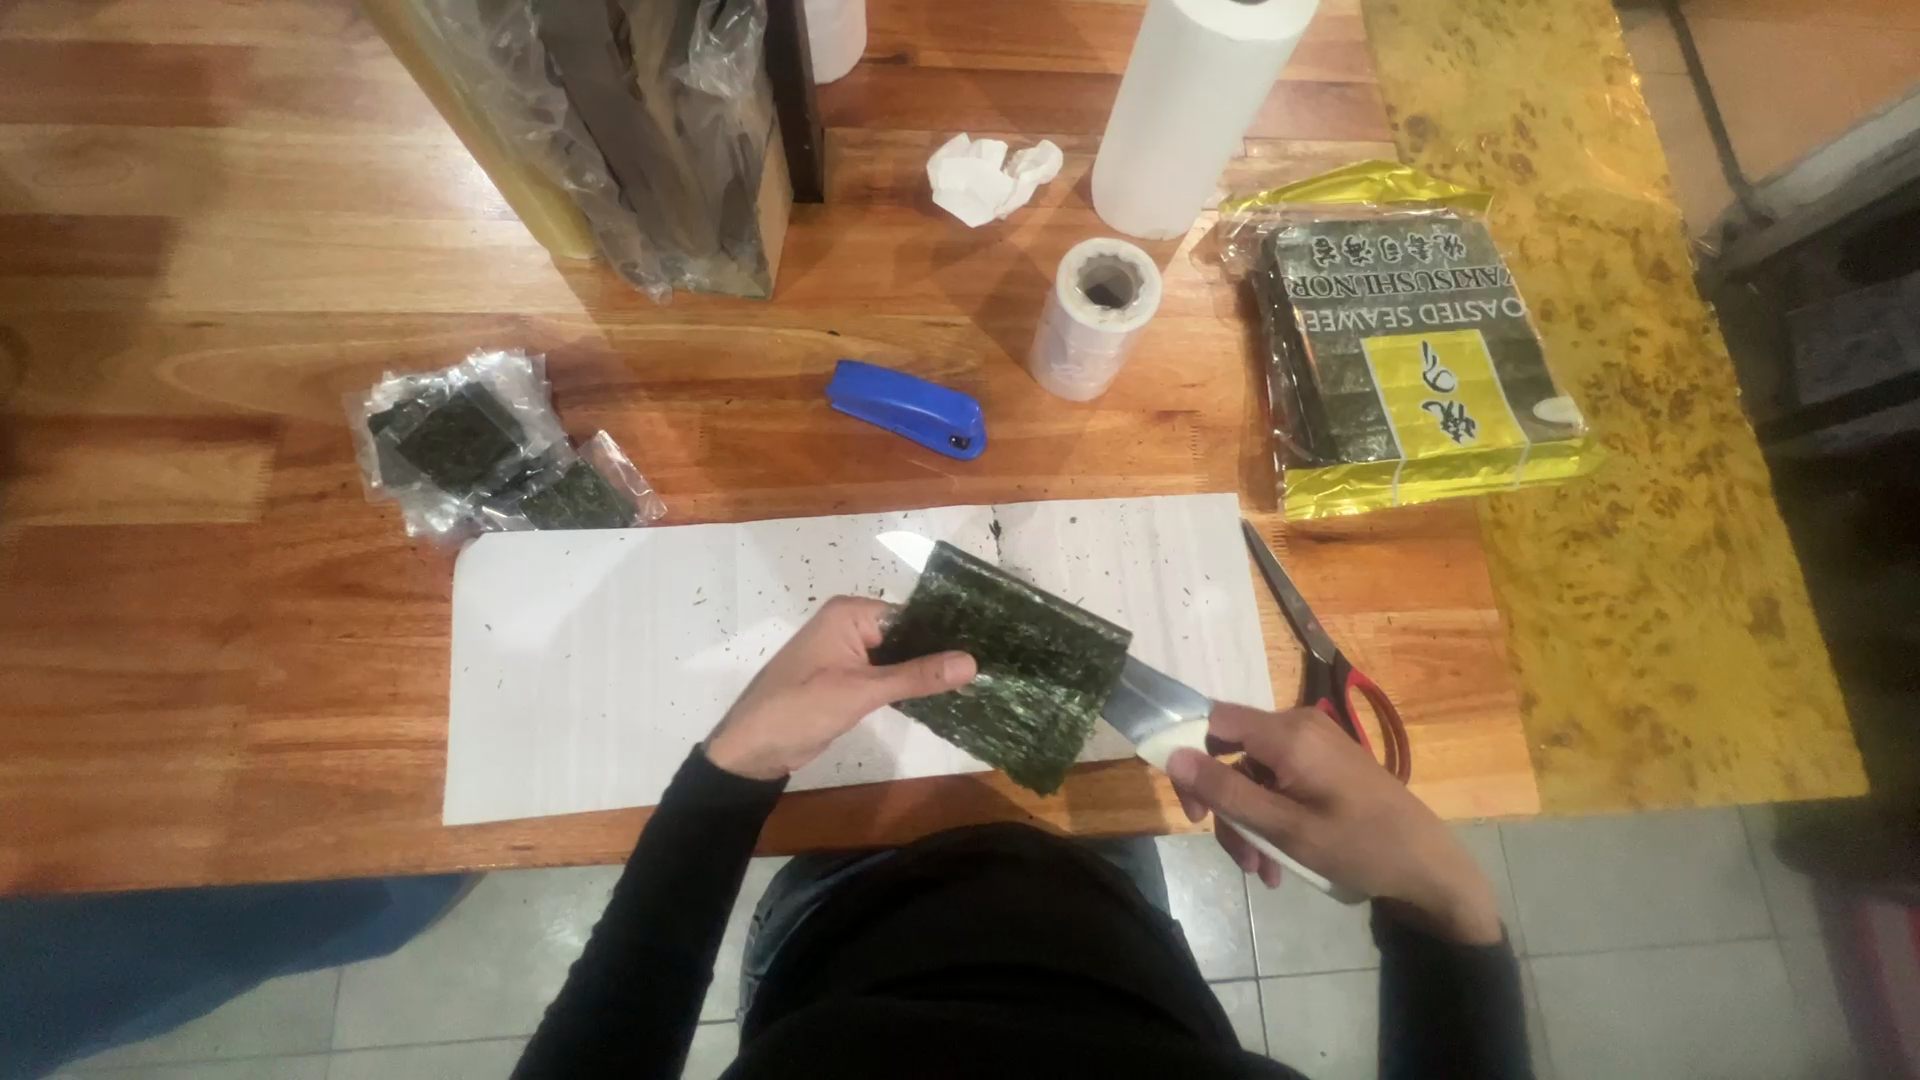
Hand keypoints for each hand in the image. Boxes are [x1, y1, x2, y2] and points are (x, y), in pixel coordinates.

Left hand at [704, 596, 976, 781]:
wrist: (753, 750)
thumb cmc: (801, 708)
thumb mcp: (863, 691)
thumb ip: (917, 676)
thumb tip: (972, 661)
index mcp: (849, 613)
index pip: (910, 616)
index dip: (944, 633)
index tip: (985, 647)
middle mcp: (850, 625)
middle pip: (906, 635)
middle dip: (938, 653)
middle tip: (986, 667)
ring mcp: (848, 652)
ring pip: (898, 656)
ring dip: (924, 671)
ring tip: (973, 681)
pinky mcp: (847, 678)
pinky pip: (886, 674)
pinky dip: (907, 684)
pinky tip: (940, 695)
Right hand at [1165, 705, 1501, 944]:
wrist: (1433, 868)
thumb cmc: (1362, 847)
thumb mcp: (1286, 829)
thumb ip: (1226, 791)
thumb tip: (1170, 756)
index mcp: (1287, 733)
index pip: (1210, 719)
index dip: (1187, 753)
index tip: (1191, 805)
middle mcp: (1296, 725)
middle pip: (1230, 754)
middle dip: (1226, 807)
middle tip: (1237, 856)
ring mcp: (1311, 742)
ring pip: (1251, 773)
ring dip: (1249, 821)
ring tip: (1264, 871)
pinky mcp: (1322, 759)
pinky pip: (1276, 779)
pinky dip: (1269, 814)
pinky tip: (1278, 859)